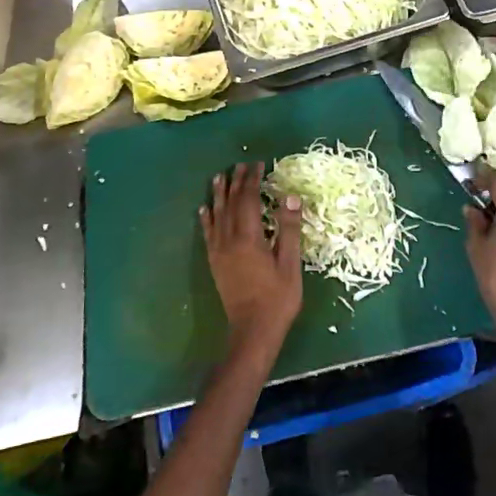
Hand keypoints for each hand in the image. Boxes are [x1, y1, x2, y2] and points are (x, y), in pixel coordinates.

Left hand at [200, 163, 303, 355]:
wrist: (253, 330)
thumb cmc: (278, 299)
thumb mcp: (290, 264)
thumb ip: (288, 229)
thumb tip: (290, 197)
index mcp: (250, 238)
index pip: (249, 200)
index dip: (253, 180)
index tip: (259, 165)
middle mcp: (230, 240)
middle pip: (232, 203)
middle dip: (237, 182)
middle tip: (241, 165)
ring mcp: (219, 251)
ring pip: (217, 215)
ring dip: (219, 194)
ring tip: (219, 177)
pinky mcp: (215, 262)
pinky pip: (208, 233)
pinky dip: (206, 218)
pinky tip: (204, 208)